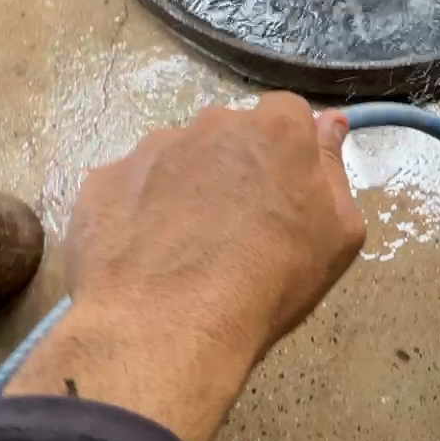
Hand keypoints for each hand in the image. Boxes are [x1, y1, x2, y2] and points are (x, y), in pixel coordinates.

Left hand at [6, 94, 364, 440]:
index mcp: (275, 129)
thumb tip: (328, 123)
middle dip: (236, 165)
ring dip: (186, 186)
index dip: (288, 149)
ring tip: (185, 247)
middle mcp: (213, 124)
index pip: (288, 113)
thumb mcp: (337, 233)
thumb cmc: (272, 278)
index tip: (287, 188)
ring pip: (178, 158)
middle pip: (231, 133)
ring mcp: (151, 149)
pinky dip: (139, 212)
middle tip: (239, 225)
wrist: (168, 327)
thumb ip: (333, 168)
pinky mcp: (102, 181)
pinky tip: (145, 256)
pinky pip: (130, 187)